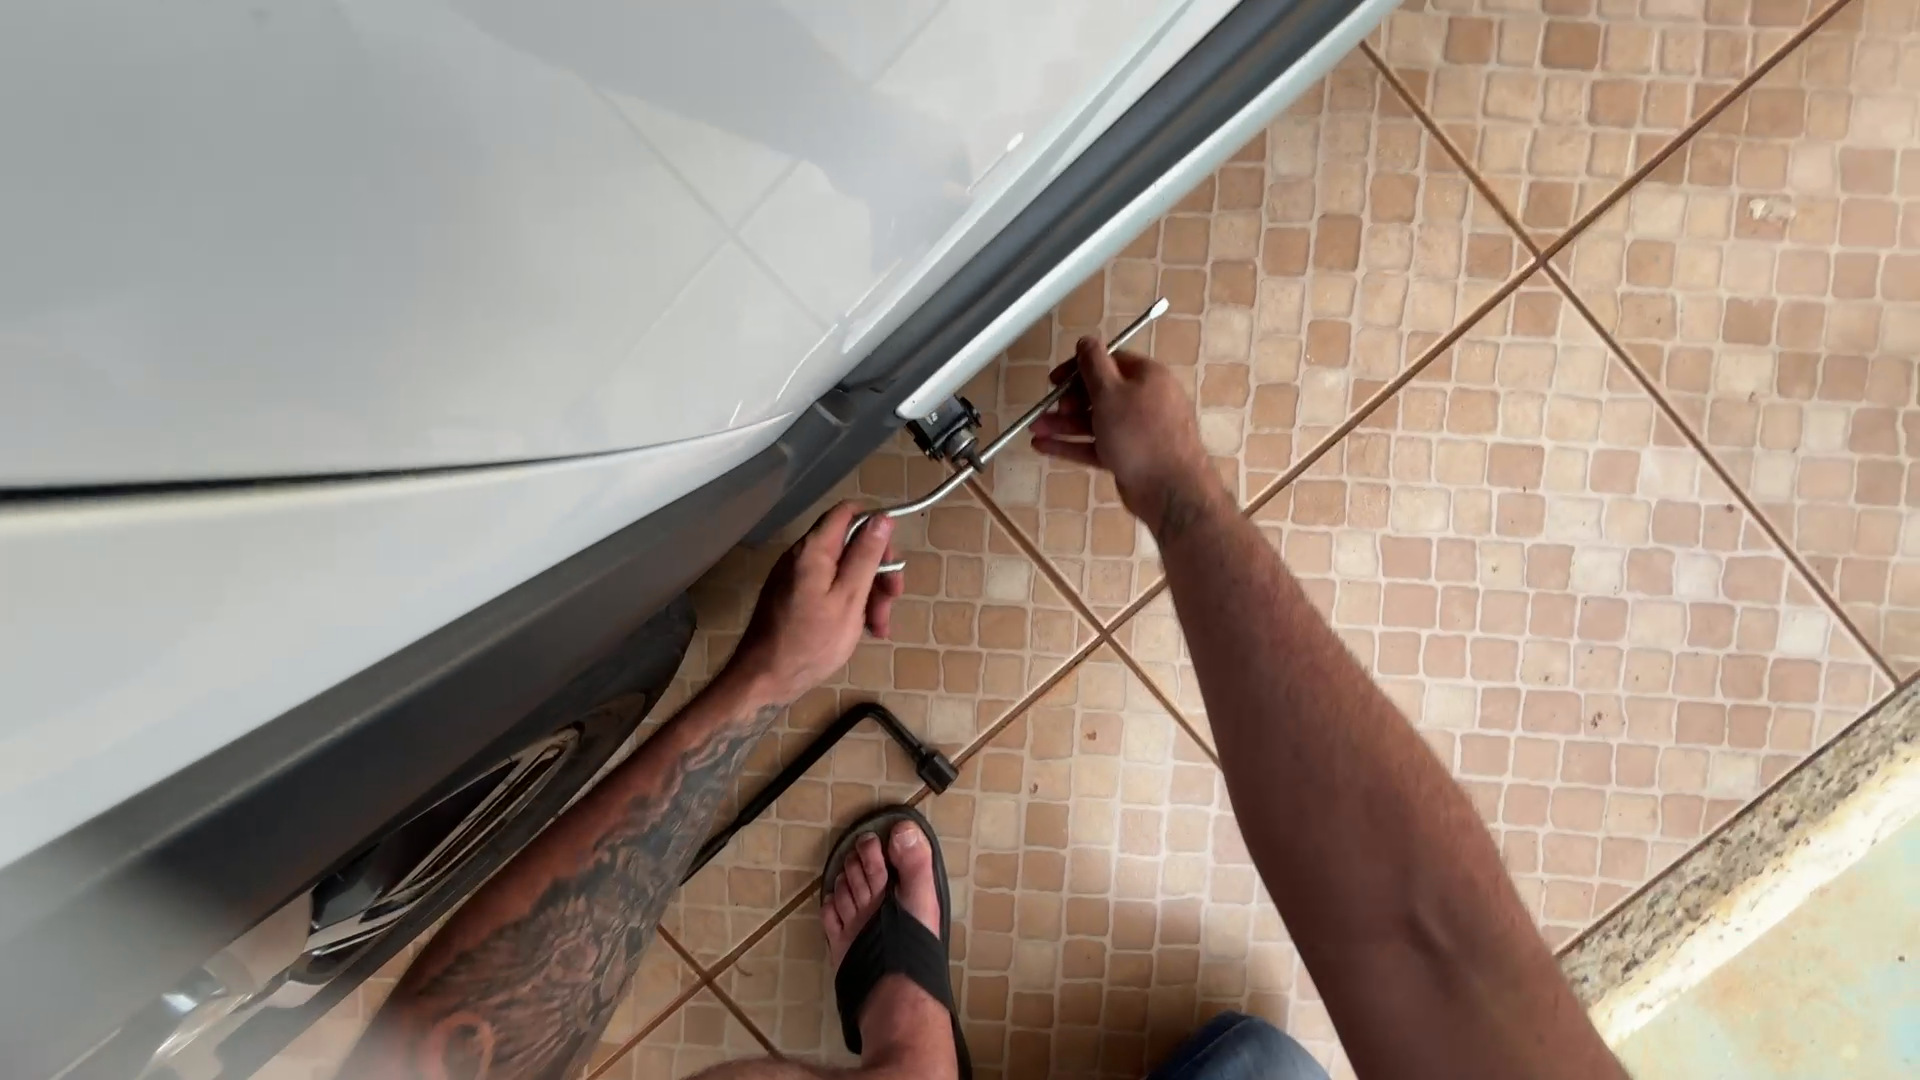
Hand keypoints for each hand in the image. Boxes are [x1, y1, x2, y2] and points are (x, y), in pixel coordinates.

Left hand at [725, 501, 903, 704]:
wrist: (764, 678)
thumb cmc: (811, 642)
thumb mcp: (849, 599)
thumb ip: (866, 556)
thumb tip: (882, 518)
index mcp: (813, 550)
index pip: (848, 513)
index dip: (876, 527)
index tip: (892, 561)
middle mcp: (802, 556)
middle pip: (850, 544)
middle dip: (877, 570)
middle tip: (890, 602)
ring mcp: (796, 576)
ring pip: (843, 569)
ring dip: (867, 593)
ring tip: (879, 627)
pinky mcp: (794, 595)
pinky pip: (829, 587)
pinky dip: (850, 603)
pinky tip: (863, 628)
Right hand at [1029, 335, 1223, 536]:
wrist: (1169, 489)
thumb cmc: (1140, 433)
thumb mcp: (1111, 392)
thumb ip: (1093, 365)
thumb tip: (1085, 341)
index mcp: (1145, 376)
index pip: (1107, 362)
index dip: (1077, 368)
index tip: (1054, 380)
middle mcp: (1143, 400)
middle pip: (1099, 393)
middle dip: (1067, 400)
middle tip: (1050, 409)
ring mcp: (1135, 431)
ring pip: (1094, 421)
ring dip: (1063, 424)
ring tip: (1035, 429)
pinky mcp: (1127, 456)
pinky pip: (1095, 445)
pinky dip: (1071, 445)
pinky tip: (1043, 446)